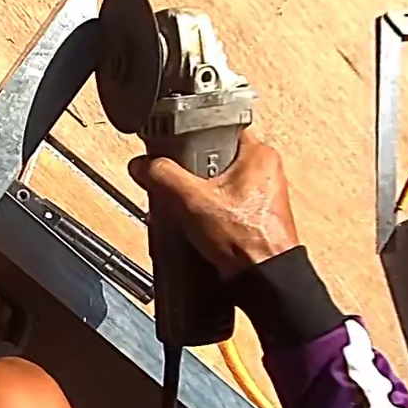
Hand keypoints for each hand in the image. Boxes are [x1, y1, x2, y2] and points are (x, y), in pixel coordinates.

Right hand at [127, 131, 300, 278]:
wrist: (261, 279)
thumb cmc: (245, 240)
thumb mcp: (191, 200)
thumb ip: (162, 176)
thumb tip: (143, 165)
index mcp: (259, 154)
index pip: (216, 129)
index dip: (189, 138)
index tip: (173, 150)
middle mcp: (264, 169)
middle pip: (210, 156)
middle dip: (187, 170)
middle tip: (177, 183)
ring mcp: (259, 192)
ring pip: (212, 180)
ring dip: (193, 192)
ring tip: (185, 205)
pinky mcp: (250, 213)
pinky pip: (218, 199)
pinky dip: (203, 207)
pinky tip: (195, 220)